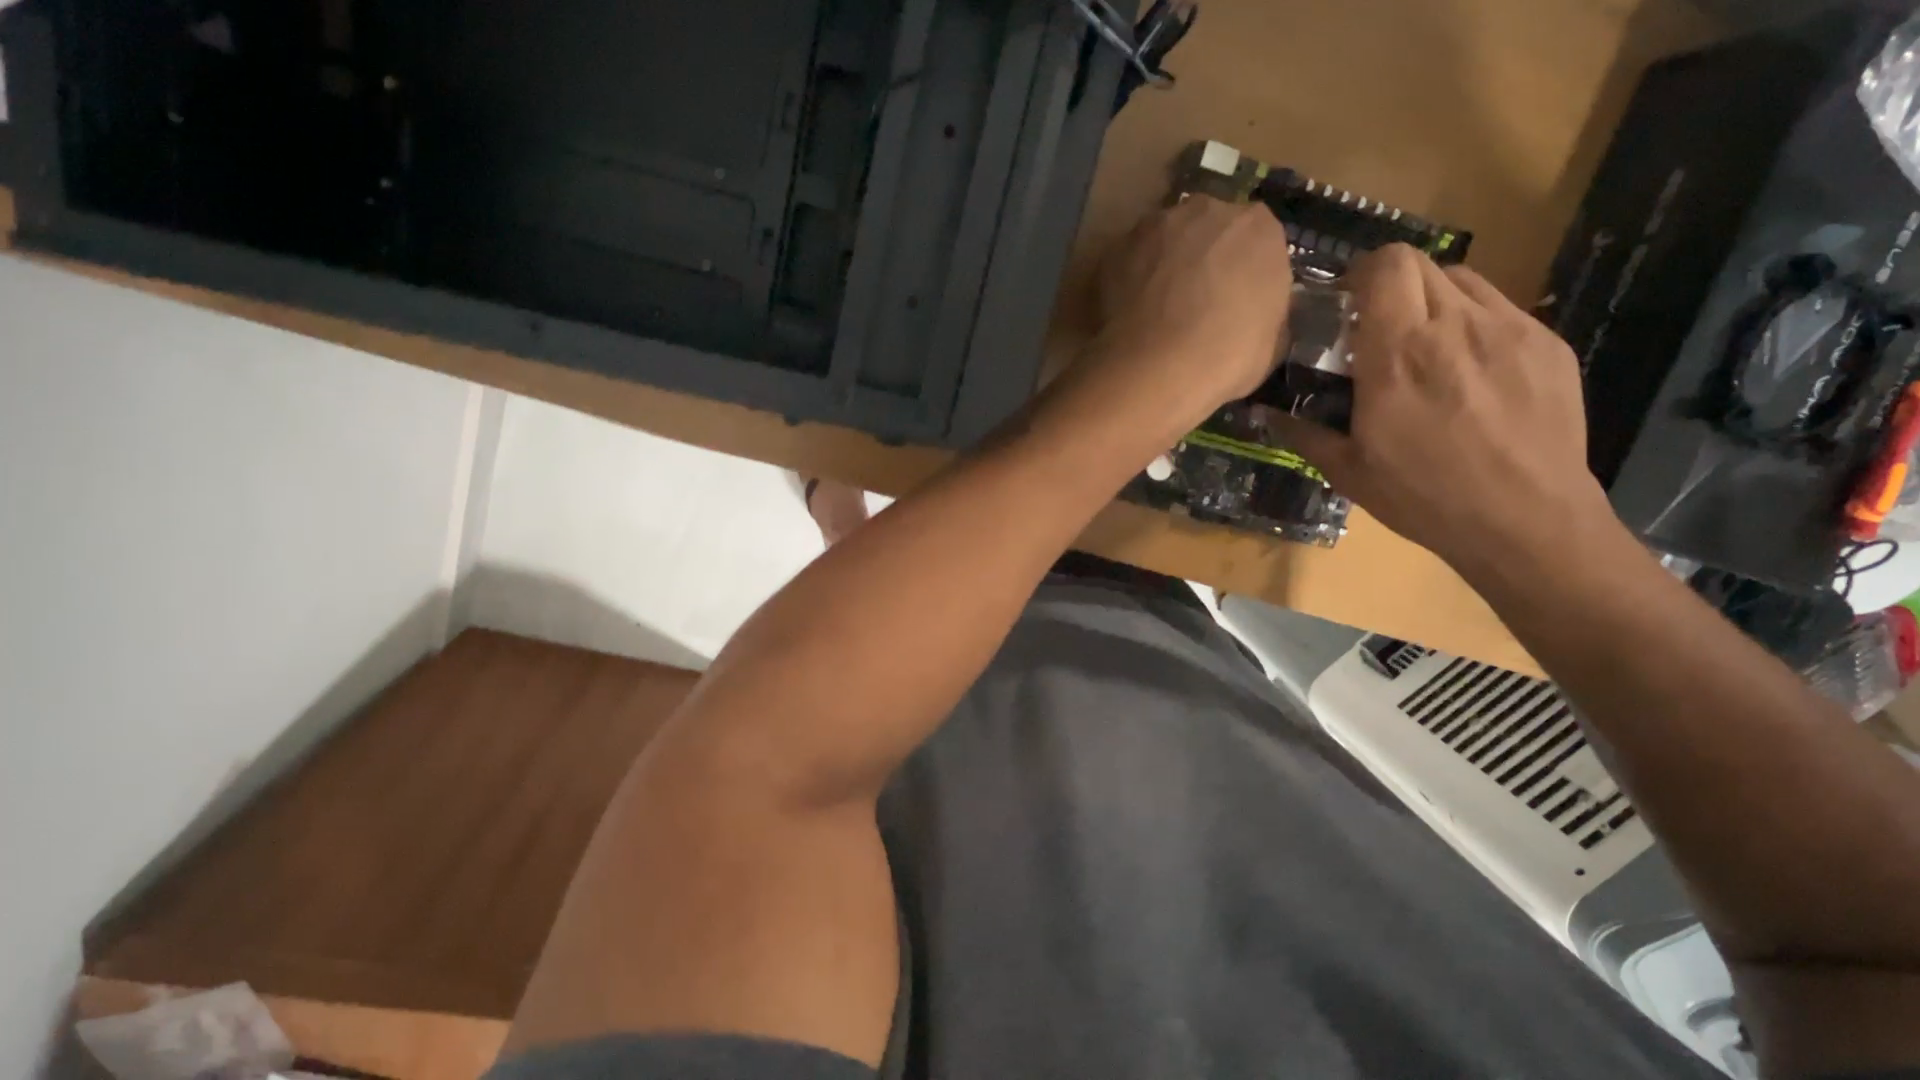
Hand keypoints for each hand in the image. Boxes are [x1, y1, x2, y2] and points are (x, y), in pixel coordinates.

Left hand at [1095, 196, 1294, 413]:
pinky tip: (1129, 312)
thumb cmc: (1227, 356)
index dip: (1243, 268)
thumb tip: (1254, 313)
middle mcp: (1207, 211)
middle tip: (1195, 299)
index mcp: (1258, 228)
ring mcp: (1156, 225)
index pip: (1256, 238)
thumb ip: (1266, 310)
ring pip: (1165, 239)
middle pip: (1208, 227)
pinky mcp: (1115, 246)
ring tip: (1156, 307)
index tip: (1235, 297)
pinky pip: (1129, 259)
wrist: (1156, 368)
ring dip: (1164, 262)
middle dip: (1204, 256)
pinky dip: (1130, 278)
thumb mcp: (1270, 342)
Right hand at [1274, 244, 1616, 571]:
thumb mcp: (1350, 472)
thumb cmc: (1427, 499)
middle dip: (1392, 285)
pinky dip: (1475, 324)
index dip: (1362, 272)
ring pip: (1462, 280)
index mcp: (1398, 354)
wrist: (1528, 522)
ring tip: (1429, 345)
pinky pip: (1501, 310)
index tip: (1348, 303)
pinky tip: (1473, 372)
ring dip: (1435, 300)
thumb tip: (1261, 413)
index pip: (1384, 265)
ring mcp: (1509, 329)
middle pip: (1419, 264)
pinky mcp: (1547, 343)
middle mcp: (1455, 326)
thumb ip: (1303, 432)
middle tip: (1382, 327)